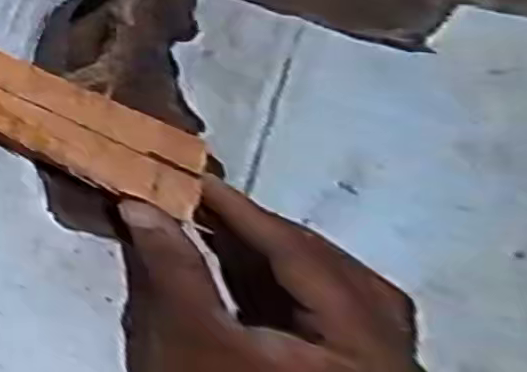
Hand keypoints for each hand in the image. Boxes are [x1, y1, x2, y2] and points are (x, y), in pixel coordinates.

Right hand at [119, 175, 420, 371]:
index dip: (242, 210)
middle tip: (206, 202)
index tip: (190, 175)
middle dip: (267, 230)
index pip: (302, 256)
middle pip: (341, 274)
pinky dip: (279, 284)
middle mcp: (389, 362)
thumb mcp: (189, 334)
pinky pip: (326, 317)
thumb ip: (170, 264)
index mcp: (366, 352)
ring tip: (217, 230)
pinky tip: (234, 270)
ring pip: (341, 296)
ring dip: (276, 255)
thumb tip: (138, 202)